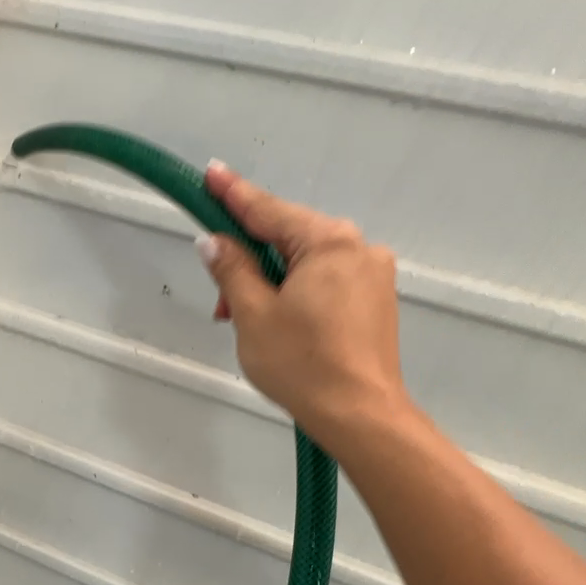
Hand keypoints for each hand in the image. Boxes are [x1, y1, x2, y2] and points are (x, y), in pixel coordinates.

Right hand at [196, 161, 410, 452]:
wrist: (359, 411)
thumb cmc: (300, 363)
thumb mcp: (252, 315)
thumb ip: (232, 271)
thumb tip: (213, 241)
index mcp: (327, 242)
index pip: (267, 210)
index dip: (234, 194)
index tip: (211, 173)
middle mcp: (357, 246)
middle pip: (288, 238)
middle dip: (249, 261)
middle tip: (220, 304)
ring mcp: (372, 273)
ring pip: (305, 263)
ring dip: (269, 284)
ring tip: (246, 325)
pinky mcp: (374, 300)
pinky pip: (324, 282)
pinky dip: (294, 295)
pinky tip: (279, 327)